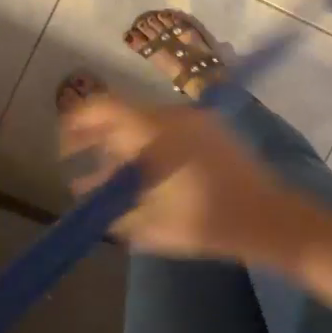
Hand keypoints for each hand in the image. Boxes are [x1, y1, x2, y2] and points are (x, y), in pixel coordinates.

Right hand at [61, 95, 314, 265]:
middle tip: (82, 166)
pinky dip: (152, 146)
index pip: (103, 108)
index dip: (77, 123)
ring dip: (126, 146)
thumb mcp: (148, 224)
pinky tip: (148, 176)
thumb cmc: (204, 221)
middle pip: (124, 116)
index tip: (64, 146)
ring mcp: (197, 119)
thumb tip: (86, 196)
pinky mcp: (213, 130)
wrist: (267, 217)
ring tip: (113, 180)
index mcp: (154, 130)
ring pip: (147, 124)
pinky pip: (171, 130)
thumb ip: (111, 207)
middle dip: (100, 141)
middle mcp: (173, 115)